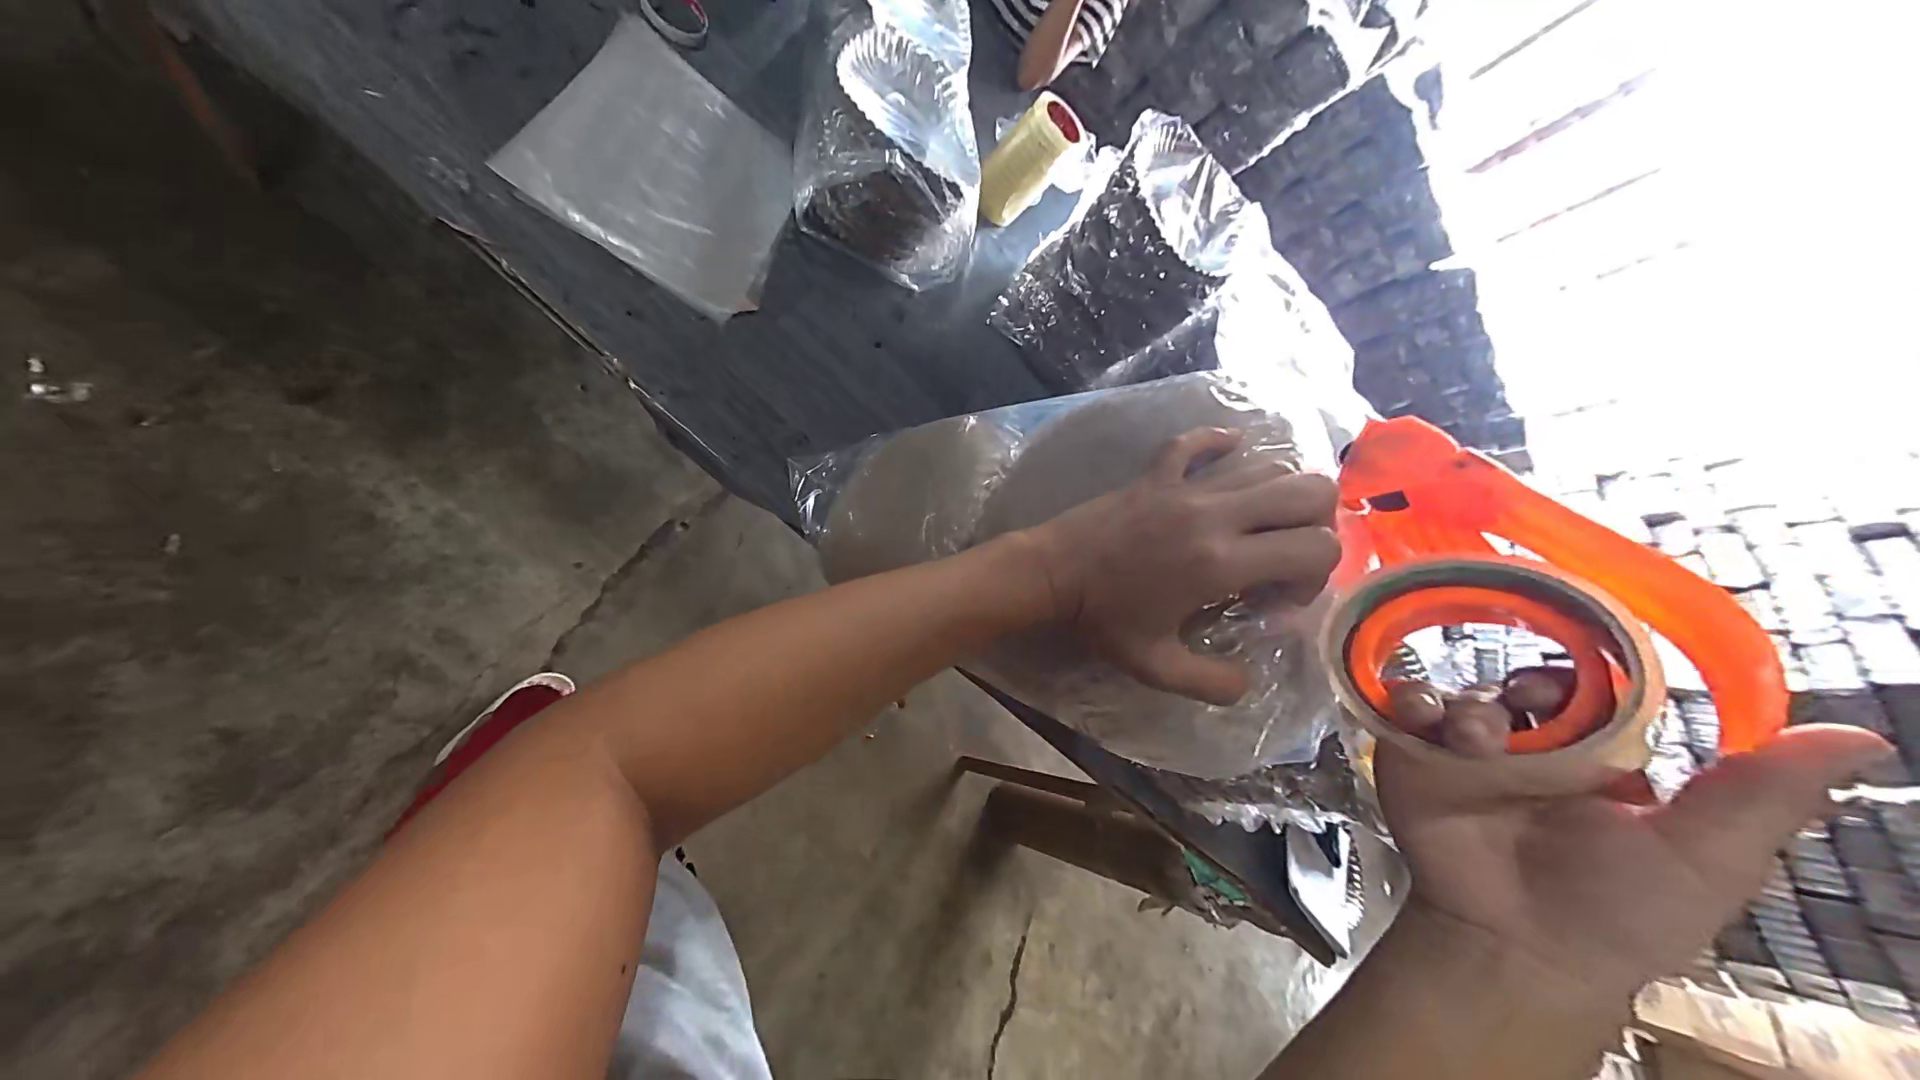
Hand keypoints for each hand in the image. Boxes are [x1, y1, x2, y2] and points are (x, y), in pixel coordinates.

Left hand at [1023, 427, 1339, 705]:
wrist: (1051, 573)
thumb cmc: (1102, 618)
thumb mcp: (1155, 666)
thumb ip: (1210, 682)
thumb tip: (1247, 682)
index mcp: (1221, 562)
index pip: (1315, 548)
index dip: (1315, 575)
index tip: (1278, 596)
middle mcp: (1214, 514)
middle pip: (1309, 491)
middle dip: (1317, 524)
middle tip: (1284, 553)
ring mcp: (1184, 486)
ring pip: (1265, 465)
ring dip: (1278, 493)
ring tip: (1257, 524)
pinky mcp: (1155, 472)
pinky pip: (1196, 442)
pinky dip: (1218, 444)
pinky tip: (1227, 456)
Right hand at [1379, 671, 1893, 1001]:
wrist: (1519, 942)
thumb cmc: (1619, 907)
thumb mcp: (1703, 856)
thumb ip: (1760, 796)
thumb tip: (1860, 736)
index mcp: (1598, 759)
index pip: (1596, 694)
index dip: (1593, 678)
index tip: (1589, 686)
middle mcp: (1532, 747)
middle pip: (1523, 686)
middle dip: (1527, 685)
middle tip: (1528, 708)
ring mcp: (1466, 751)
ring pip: (1463, 694)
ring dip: (1467, 703)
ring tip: (1474, 742)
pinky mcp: (1414, 756)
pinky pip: (1403, 709)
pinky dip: (1407, 700)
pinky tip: (1420, 716)